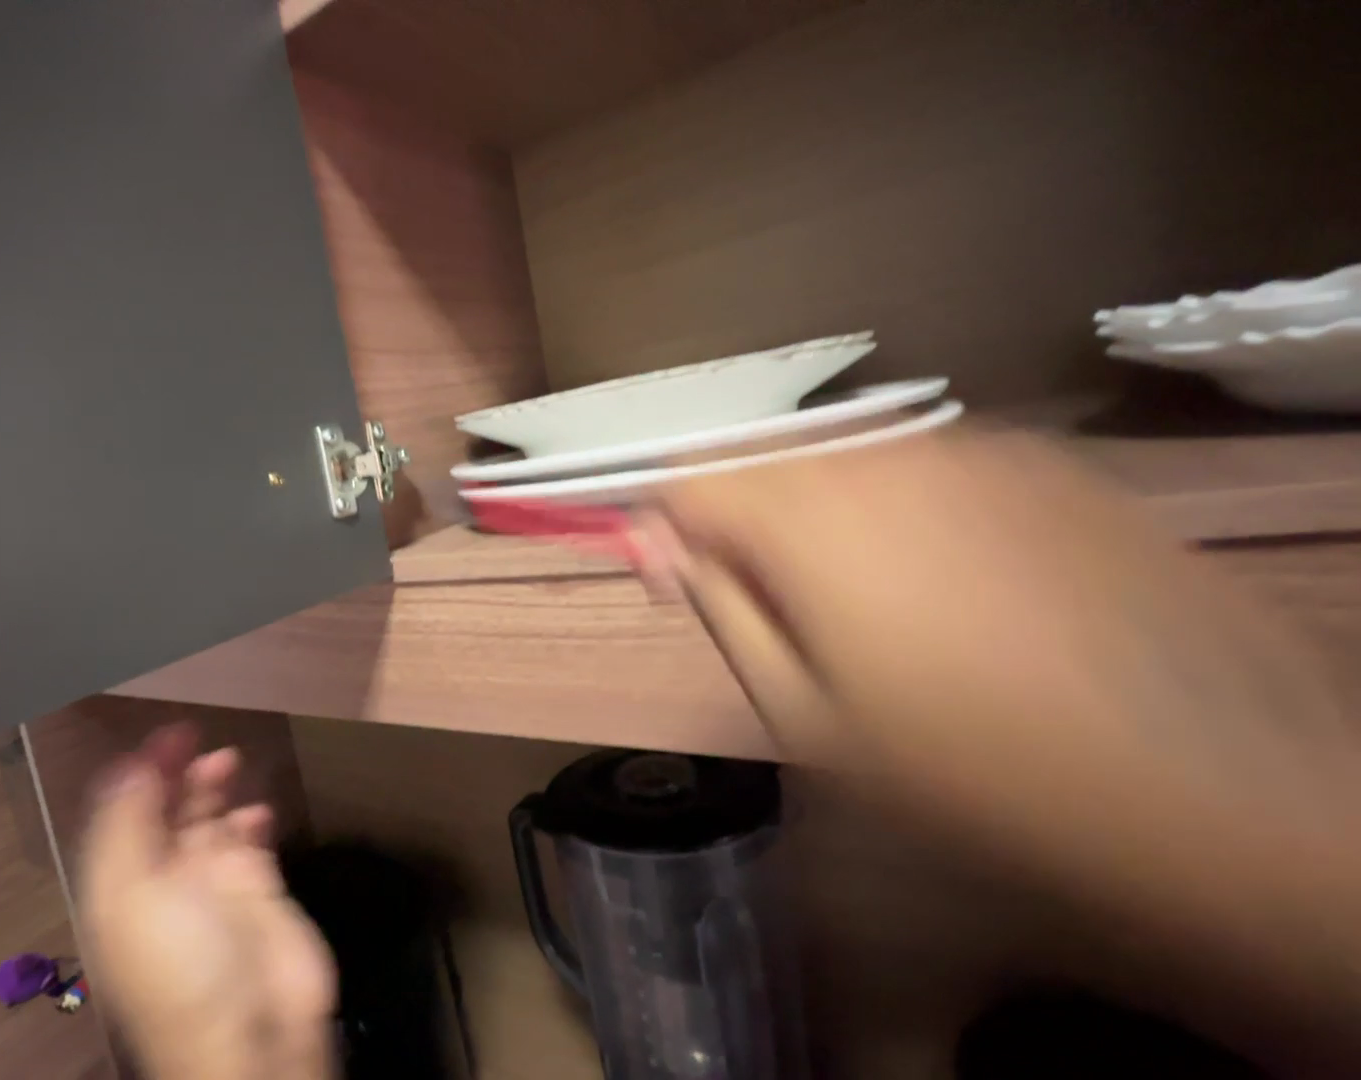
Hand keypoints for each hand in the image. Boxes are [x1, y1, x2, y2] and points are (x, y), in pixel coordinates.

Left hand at [77, 726, 335, 1079]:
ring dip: (214, 787)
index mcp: (122, 884)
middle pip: (166, 811)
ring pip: (209, 819)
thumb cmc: (181, 963)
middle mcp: (164, 879)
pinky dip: (252, 818)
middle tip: (197, 739)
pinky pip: (251, 838)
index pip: (123, 815)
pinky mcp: (258, 888)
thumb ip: (128, 824)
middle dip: (177, 773)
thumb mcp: (132, 894)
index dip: (138, 773)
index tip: (164, 734)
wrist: (253, 1033)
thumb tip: (127, 765)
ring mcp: (213, 884)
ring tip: (226, 762)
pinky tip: (257, 812)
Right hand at [632, 424, 1360, 1063]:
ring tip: (870, 606)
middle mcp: (884, 456)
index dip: (667, 531)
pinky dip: (904, 510)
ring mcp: (976, 450)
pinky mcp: (1048, 466)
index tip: (684, 587)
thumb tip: (666, 549)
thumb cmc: (976, 771)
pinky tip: (956, 585)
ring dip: (824, 516)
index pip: (686, 480)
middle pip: (765, 460)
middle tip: (778, 610)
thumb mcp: (806, 714)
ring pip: (846, 461)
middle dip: (745, 523)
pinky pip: (928, 469)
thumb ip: (722, 610)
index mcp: (809, 517)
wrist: (1232, 793)